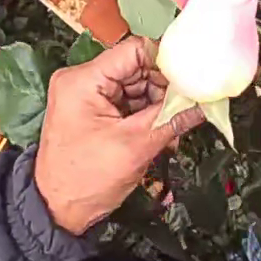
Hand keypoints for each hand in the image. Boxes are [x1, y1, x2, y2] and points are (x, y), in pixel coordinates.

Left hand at [35, 37, 202, 234]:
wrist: (56, 209)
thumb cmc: (84, 180)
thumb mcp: (135, 147)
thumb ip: (171, 119)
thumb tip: (203, 102)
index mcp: (84, 80)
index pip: (134, 50)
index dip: (166, 62)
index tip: (191, 80)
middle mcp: (82, 80)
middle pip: (137, 67)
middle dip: (164, 89)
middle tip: (188, 108)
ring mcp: (86, 95)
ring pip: (135, 85)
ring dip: (158, 105)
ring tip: (173, 128)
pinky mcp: (92, 110)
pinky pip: (127, 101)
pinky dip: (146, 114)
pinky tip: (161, 132)